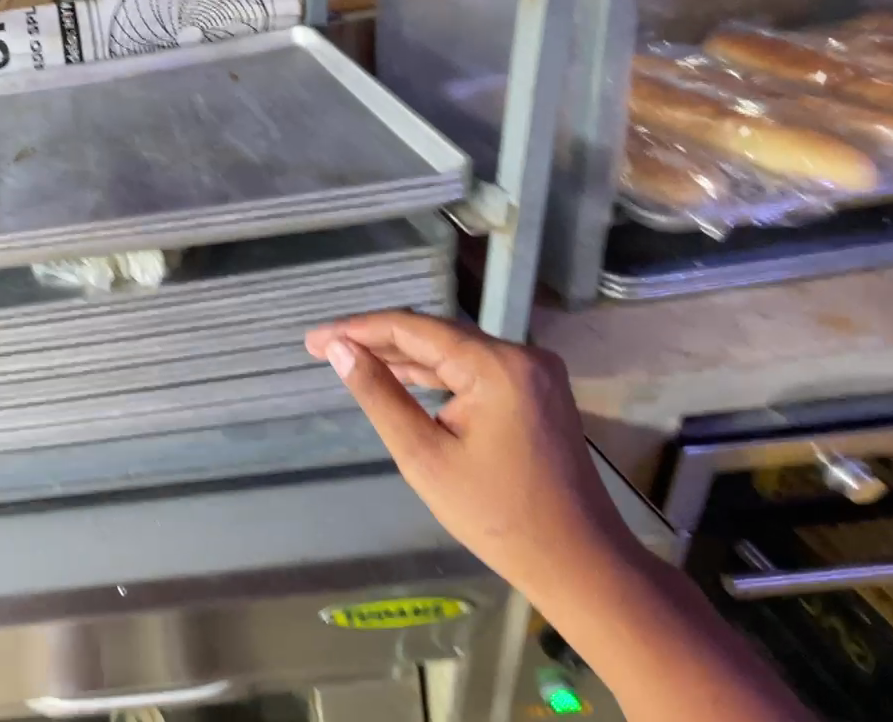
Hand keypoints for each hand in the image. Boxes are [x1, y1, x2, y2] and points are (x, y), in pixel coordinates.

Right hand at [304, 312, 632, 596]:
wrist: (579, 563)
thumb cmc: (496, 515)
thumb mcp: (423, 455)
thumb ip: (378, 394)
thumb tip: (338, 349)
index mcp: (497, 367)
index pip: (411, 329)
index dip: (356, 330)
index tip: (313, 341)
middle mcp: (521, 355)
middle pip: (432, 333)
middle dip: (375, 339)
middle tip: (322, 348)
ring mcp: (533, 372)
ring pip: (451, 348)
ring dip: (401, 354)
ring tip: (349, 358)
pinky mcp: (535, 390)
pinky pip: (472, 367)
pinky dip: (433, 371)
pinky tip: (398, 376)